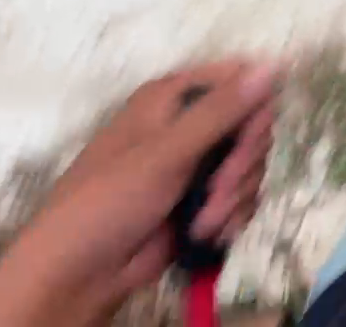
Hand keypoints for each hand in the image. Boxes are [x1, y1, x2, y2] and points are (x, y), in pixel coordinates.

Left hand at [0, 60, 278, 326]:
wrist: (72, 281)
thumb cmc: (105, 204)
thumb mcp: (165, 153)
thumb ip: (222, 109)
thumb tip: (274, 64)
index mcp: (176, 97)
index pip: (243, 77)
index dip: (256, 104)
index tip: (249, 137)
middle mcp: (192, 122)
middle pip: (255, 123)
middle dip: (243, 162)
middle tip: (219, 188)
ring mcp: (200, 161)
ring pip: (253, 162)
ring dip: (234, 196)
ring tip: (202, 221)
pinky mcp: (206, 197)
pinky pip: (245, 193)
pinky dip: (232, 215)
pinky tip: (207, 232)